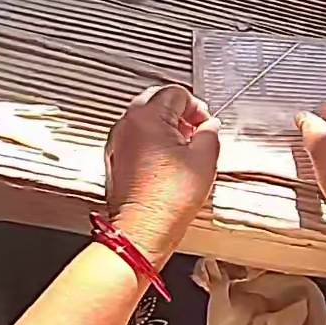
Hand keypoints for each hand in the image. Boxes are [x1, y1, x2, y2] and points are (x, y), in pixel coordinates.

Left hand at [104, 85, 221, 261]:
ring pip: (144, 119)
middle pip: (156, 101)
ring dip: (166, 125)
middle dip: (179, 112)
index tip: (206, 123)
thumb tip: (210, 127)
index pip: (176, 94)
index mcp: (148, 117)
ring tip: (184, 147)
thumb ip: (210, 133)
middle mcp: (127, 125)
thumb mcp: (204, 160)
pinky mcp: (115, 159)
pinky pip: (136, 138)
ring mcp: (118, 142)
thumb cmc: (168, 198)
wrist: (142, 230)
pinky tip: (168, 161)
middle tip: (196, 130)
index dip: (196, 106)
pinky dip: (152, 140)